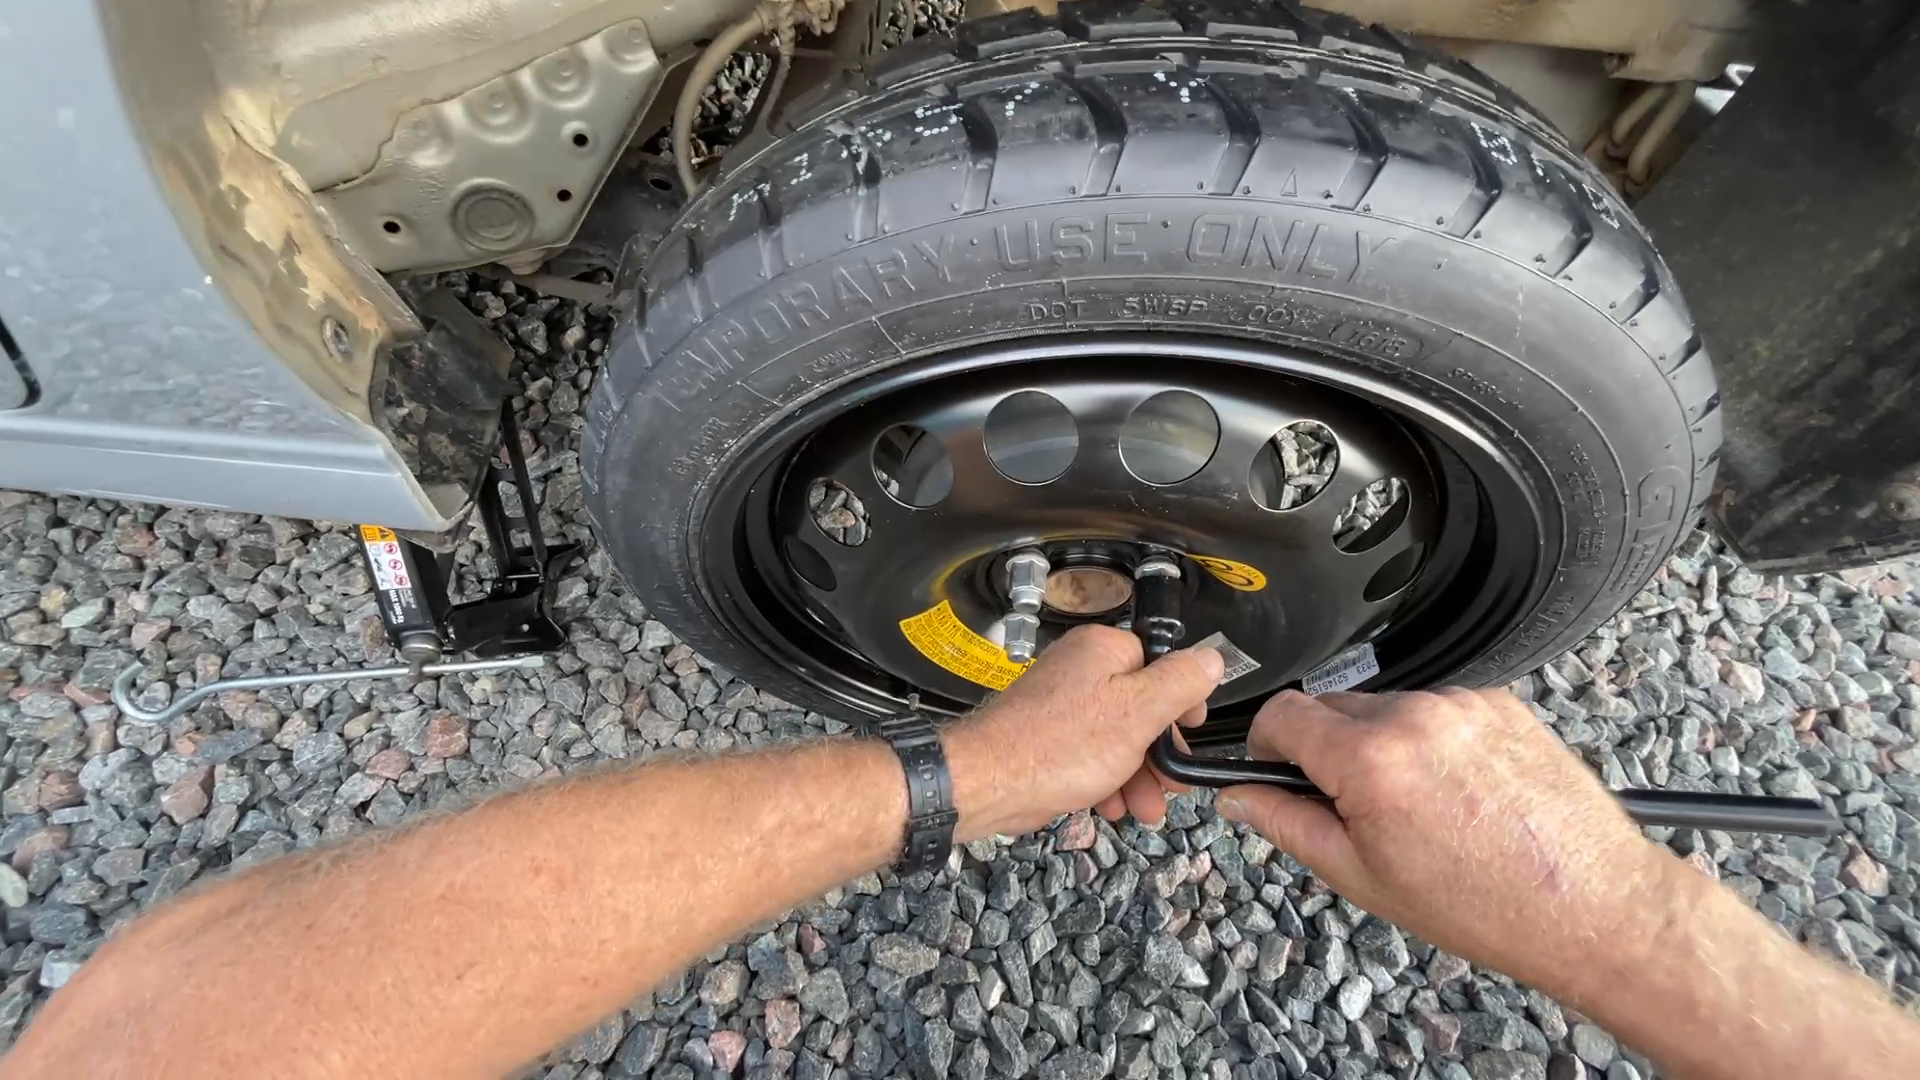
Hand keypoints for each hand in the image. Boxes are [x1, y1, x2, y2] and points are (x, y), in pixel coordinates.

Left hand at [944, 625, 1223, 840]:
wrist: (990, 781)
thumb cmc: (1061, 745)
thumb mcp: (1137, 712)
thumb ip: (1179, 683)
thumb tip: (1212, 657)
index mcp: (1102, 650)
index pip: (1159, 664)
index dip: (1180, 703)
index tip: (1190, 734)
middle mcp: (1080, 669)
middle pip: (1140, 706)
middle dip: (1159, 753)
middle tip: (1173, 785)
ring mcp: (1062, 704)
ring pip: (1118, 737)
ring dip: (1137, 775)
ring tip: (1144, 809)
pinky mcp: (1049, 736)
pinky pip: (1090, 754)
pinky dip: (1106, 780)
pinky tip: (1110, 808)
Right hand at [1216, 688, 1666, 989]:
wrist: (1603, 910)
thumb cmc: (1483, 905)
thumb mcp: (1360, 875)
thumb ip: (1283, 823)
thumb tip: (1233, 796)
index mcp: (1367, 760)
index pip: (1279, 713)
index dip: (1266, 742)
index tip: (1278, 767)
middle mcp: (1409, 716)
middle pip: (1326, 706)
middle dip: (1324, 746)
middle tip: (1355, 800)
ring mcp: (1457, 703)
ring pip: (1376, 705)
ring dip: (1375, 739)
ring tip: (1416, 796)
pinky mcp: (1494, 700)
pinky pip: (1428, 704)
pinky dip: (1424, 734)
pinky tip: (1453, 782)